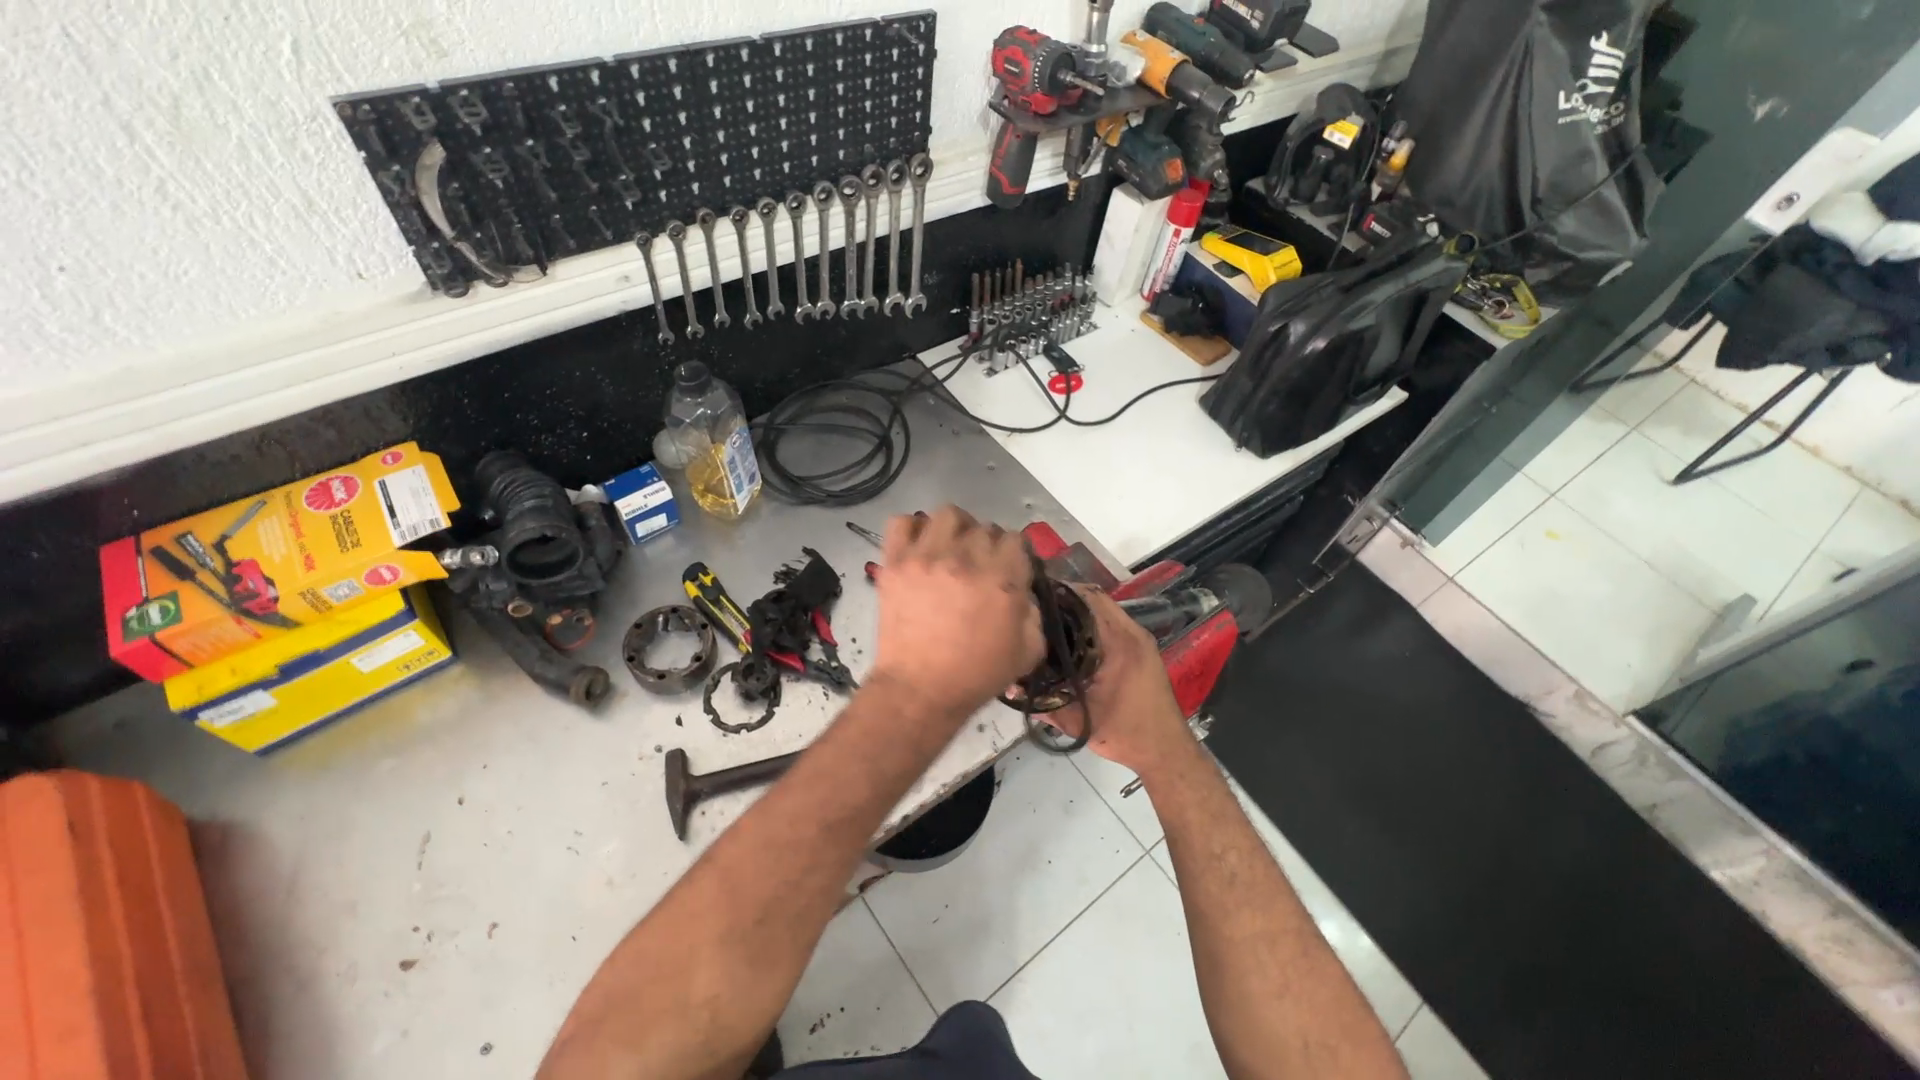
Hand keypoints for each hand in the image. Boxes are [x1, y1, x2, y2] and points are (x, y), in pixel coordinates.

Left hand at [869, 506, 1044, 719]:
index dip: (1014, 555)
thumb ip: (1034, 613)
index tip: (1007, 570)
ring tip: (950, 549)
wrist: (919, 690)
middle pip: (984, 528)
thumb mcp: (1028, 651)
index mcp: (1003, 580)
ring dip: (955, 529)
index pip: (1016, 540)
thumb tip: (1023, 591)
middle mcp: (966, 560)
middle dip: (986, 546)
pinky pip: (902, 523)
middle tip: (978, 568)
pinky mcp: (896, 563)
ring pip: (948, 515)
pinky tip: (919, 548)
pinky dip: (912, 530)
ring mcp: (927, 558)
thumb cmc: (976, 676)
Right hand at [1046, 588, 1191, 774]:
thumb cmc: (1125, 734)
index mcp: (1120, 643)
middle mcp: (1132, 633)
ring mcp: (1139, 639)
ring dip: (1077, 612)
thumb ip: (1044, 703)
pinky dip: (1089, 624)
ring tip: (1047, 623)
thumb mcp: (1079, 721)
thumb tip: (1010, 686)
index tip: (1032, 600)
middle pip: (1094, 599)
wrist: (1165, 751)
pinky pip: (1110, 623)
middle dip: (1064, 601)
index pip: (1087, 598)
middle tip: (1035, 611)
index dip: (1058, 594)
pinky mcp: (1140, 648)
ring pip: (1103, 610)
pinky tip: (1068, 640)